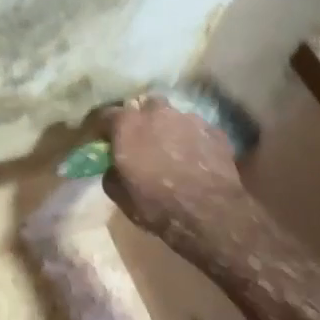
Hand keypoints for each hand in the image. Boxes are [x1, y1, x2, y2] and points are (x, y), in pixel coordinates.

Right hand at [105, 95, 243, 231]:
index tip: (104, 140)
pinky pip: (196, 130)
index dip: (103, 128)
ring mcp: (189, 119)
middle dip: (140, 119)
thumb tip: (114, 168)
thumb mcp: (120, 196)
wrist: (210, 213)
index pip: (106, 114)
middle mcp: (157, 113)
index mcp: (127, 125)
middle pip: (144, 106)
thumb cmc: (157, 203)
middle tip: (140, 140)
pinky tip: (194, 158)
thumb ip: (111, 173)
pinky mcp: (215, 131)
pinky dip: (192, 139)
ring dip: (168, 128)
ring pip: (173, 116)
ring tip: (171, 149)